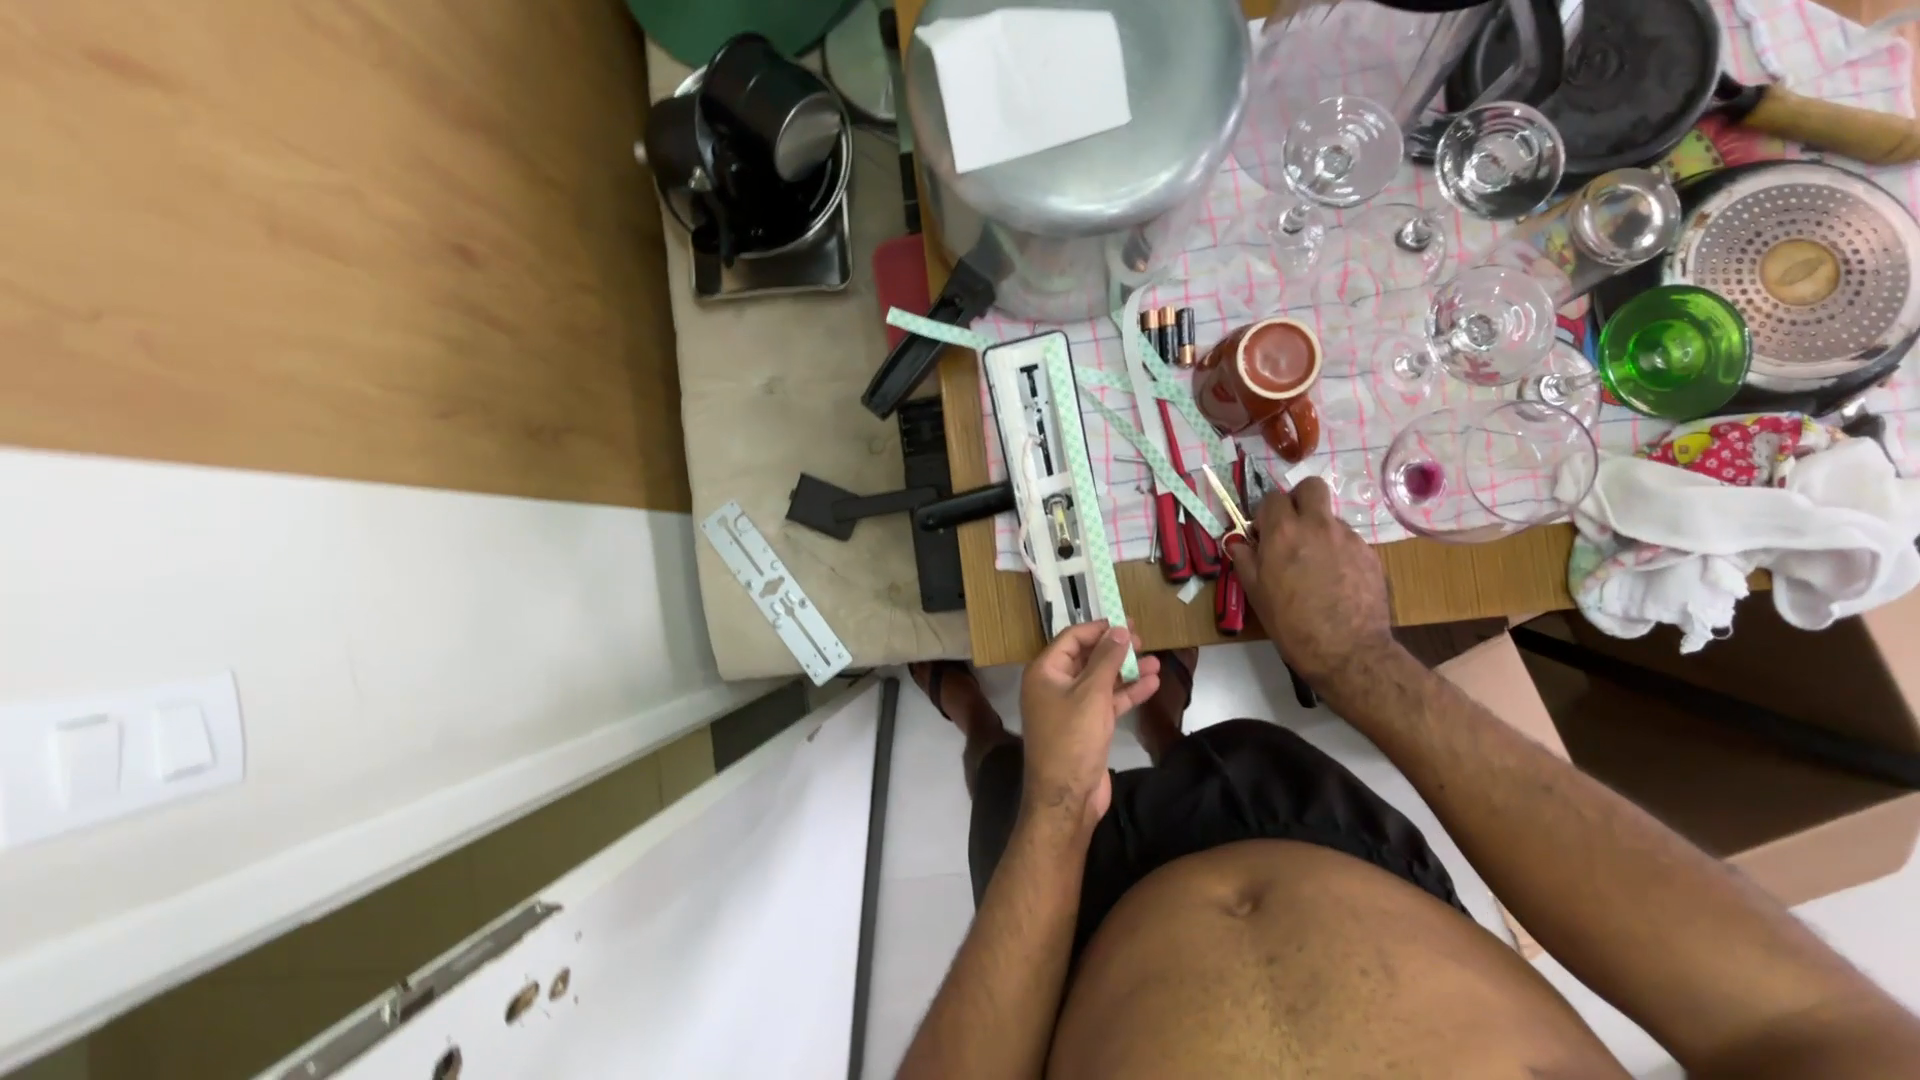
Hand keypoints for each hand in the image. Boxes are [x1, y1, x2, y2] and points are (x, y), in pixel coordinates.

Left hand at [1018, 622, 1161, 830]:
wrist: (1066, 796)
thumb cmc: (1072, 739)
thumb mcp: (1091, 694)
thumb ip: (1107, 659)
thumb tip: (1119, 630)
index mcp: (1044, 672)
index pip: (1072, 638)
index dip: (1098, 628)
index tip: (1126, 622)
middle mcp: (1054, 685)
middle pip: (1087, 658)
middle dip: (1115, 649)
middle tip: (1143, 640)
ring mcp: (1070, 707)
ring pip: (1101, 680)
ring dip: (1126, 671)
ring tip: (1155, 662)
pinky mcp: (1086, 727)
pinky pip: (1107, 702)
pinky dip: (1127, 693)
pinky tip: (1151, 684)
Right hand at [1227, 477, 1394, 687]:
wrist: (1347, 650)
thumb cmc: (1291, 623)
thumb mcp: (1256, 593)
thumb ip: (1245, 560)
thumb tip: (1239, 544)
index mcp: (1284, 533)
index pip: (1273, 498)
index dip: (1266, 514)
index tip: (1263, 535)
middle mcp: (1318, 526)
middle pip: (1312, 487)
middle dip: (1299, 499)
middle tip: (1293, 526)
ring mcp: (1348, 538)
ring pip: (1330, 518)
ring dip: (1319, 531)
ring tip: (1316, 565)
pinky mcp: (1370, 554)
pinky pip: (1349, 542)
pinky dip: (1339, 552)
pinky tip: (1336, 580)